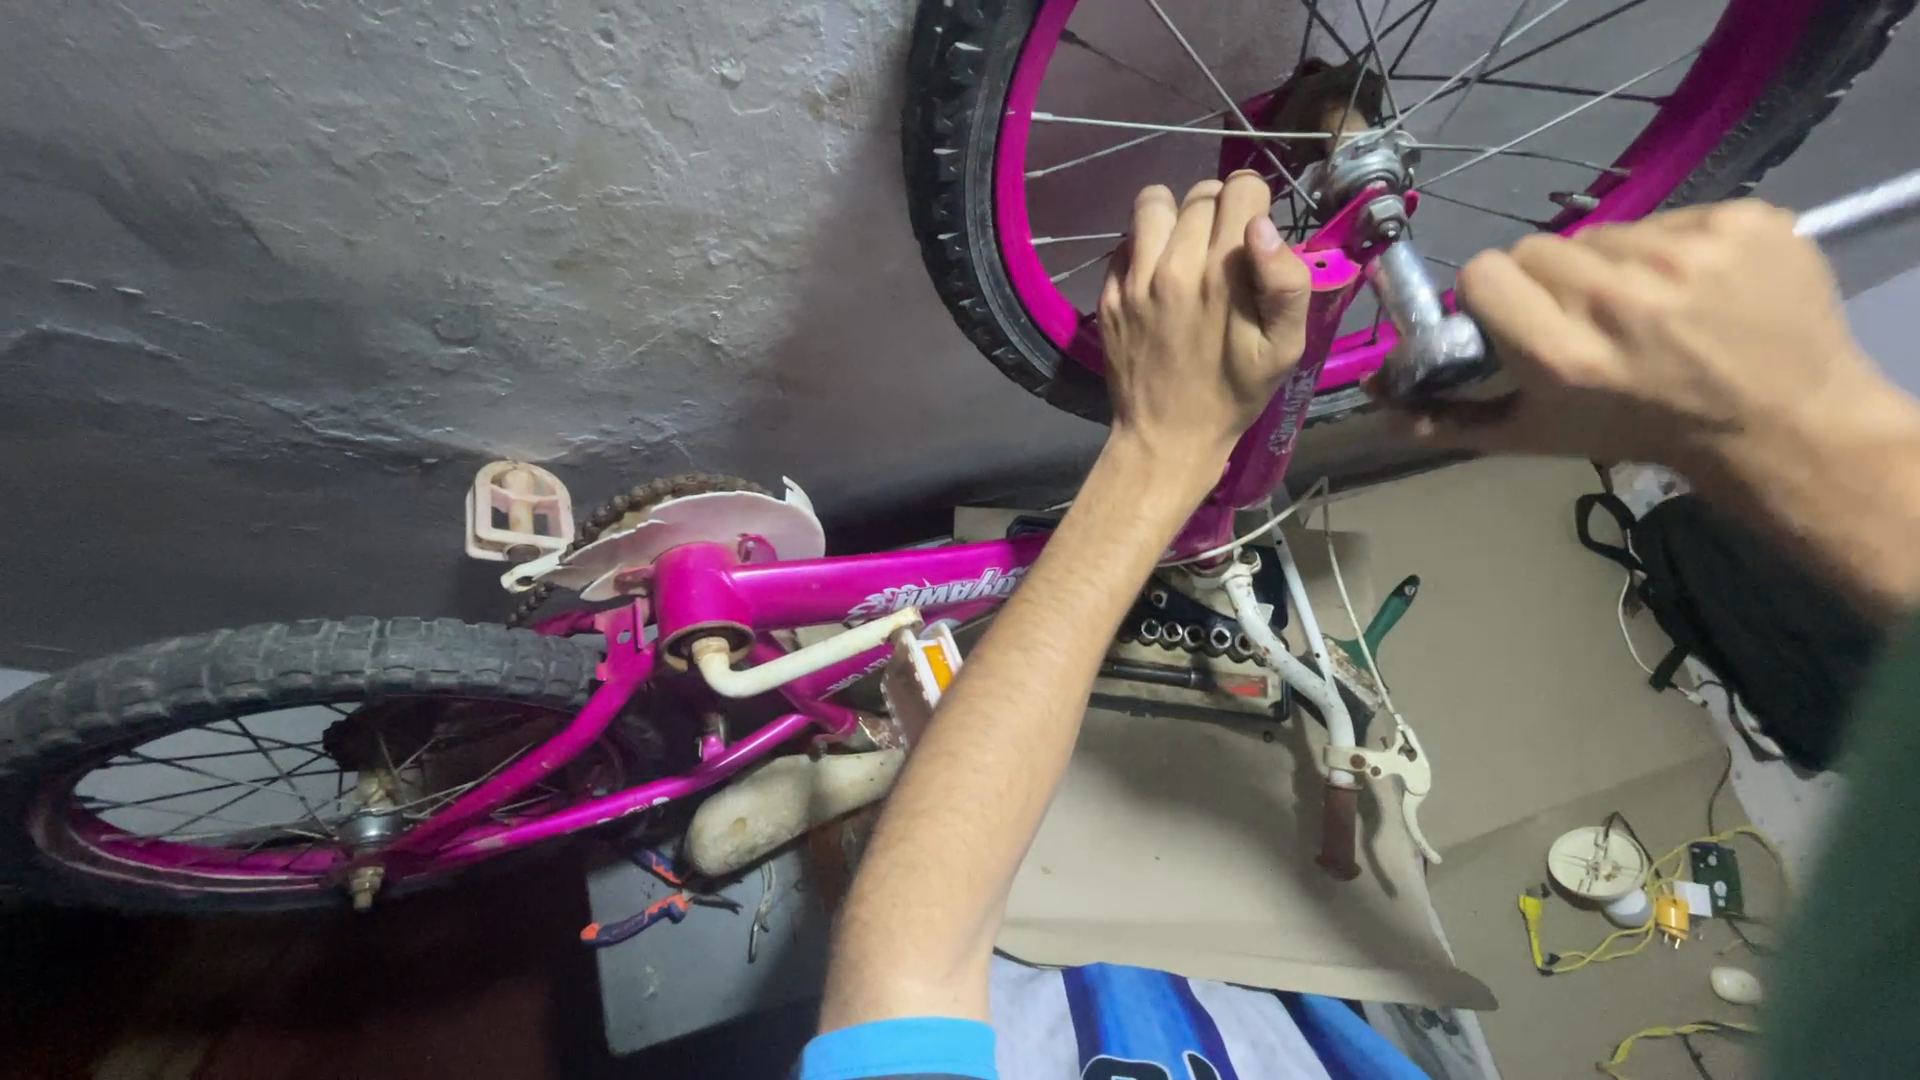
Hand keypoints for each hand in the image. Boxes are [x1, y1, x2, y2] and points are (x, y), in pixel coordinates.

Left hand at [1098, 172, 1312, 489]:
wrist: (1166, 436)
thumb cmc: (1233, 393)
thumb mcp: (1284, 347)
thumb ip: (1286, 281)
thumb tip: (1263, 224)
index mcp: (1224, 271)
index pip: (1241, 188)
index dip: (1254, 204)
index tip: (1252, 233)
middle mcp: (1174, 265)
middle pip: (1200, 195)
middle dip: (1218, 211)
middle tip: (1221, 251)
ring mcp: (1134, 280)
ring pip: (1152, 203)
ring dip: (1173, 217)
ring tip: (1184, 249)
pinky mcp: (1108, 296)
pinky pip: (1123, 243)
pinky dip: (1141, 248)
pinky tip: (1155, 277)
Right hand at [1400, 199, 1887, 471]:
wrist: (1776, 420)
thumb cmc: (1632, 430)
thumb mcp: (1530, 437)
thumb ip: (1446, 420)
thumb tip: (1376, 407)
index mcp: (1560, 354)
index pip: (1485, 272)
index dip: (1489, 291)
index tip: (1508, 313)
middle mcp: (1619, 300)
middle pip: (1536, 247)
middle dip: (1542, 279)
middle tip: (1572, 314)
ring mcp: (1690, 255)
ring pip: (1600, 232)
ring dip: (1604, 263)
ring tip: (1638, 304)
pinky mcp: (1746, 223)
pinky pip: (1668, 217)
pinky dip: (1666, 248)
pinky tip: (1689, 284)